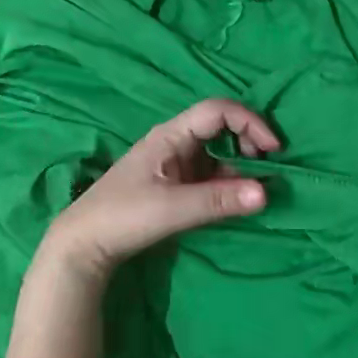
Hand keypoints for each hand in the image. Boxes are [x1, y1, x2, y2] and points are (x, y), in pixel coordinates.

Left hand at [37, 99, 280, 283]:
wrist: (83, 246)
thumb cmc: (122, 217)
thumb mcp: (172, 208)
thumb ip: (219, 200)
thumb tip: (266, 192)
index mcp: (170, 136)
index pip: (218, 111)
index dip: (250, 122)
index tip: (273, 148)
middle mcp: (175, 143)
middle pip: (221, 127)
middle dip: (249, 141)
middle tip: (267, 168)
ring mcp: (175, 164)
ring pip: (218, 153)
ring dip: (241, 166)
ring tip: (258, 188)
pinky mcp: (175, 185)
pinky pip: (210, 175)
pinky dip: (229, 182)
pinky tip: (239, 199)